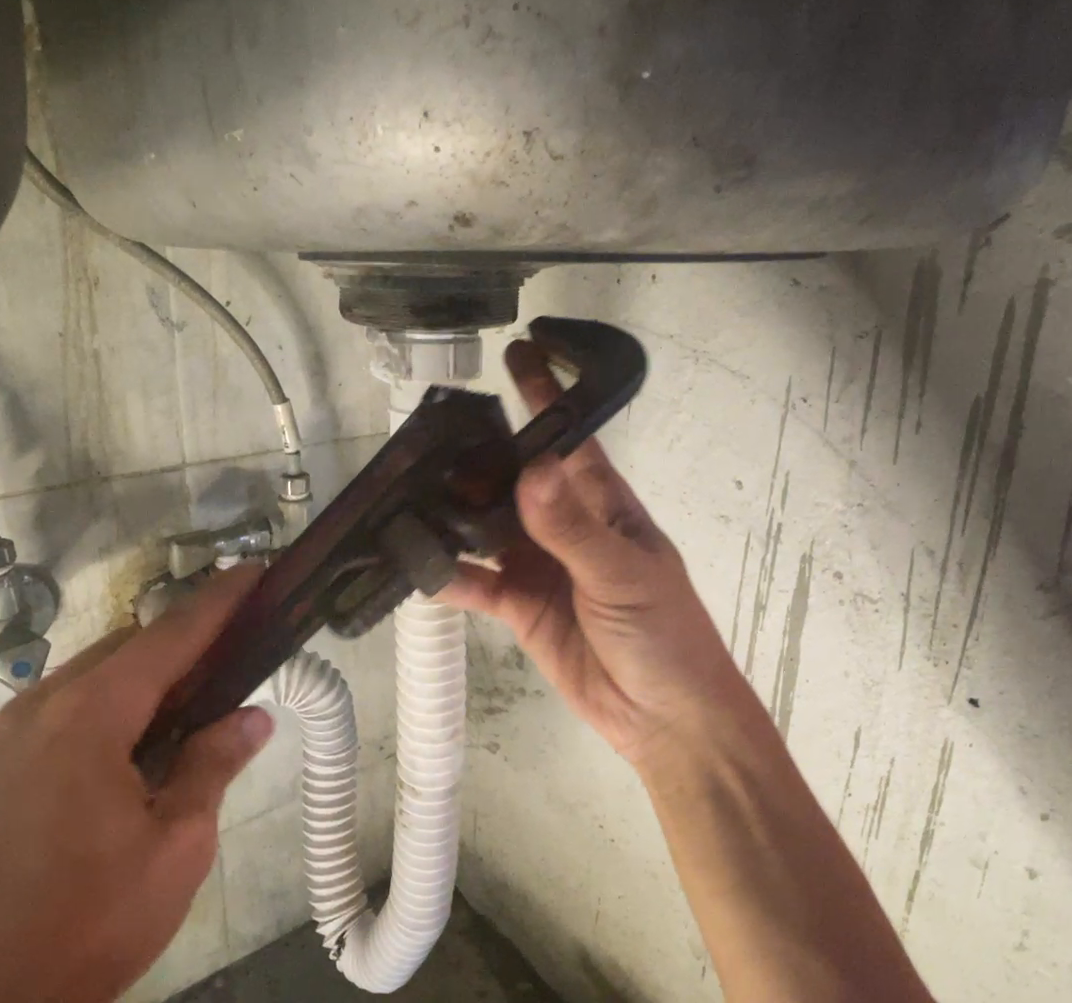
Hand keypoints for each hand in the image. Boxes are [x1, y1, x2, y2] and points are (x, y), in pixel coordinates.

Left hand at [0, 568, 274, 1002]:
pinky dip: (98, 717)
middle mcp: (35, 709)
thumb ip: (212, 768)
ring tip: (182, 722)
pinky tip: (120, 765)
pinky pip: (52, 720)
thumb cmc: (84, 924)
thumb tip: (250, 719)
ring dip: (138, 686)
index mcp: (88, 716)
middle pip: (124, 651)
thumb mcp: (174, 849)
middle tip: (231, 669)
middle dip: (181, 648)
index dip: (218, 602)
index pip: (170, 637)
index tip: (254, 572)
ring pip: (85, 683)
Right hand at [442, 340, 760, 769]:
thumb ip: (573, 528)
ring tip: (406, 492)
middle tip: (426, 433)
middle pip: (513, 479)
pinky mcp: (518, 606)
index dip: (543, 396)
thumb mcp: (623, 575)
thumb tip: (531, 468)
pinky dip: (448, 574)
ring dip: (454, 513)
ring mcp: (539, 565)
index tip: (516, 351)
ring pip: (486, 527)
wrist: (665, 720)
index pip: (566, 439)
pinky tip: (415, 562)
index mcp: (603, 503)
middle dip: (478, 456)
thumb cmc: (664, 634)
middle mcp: (564, 524)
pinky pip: (476, 583)